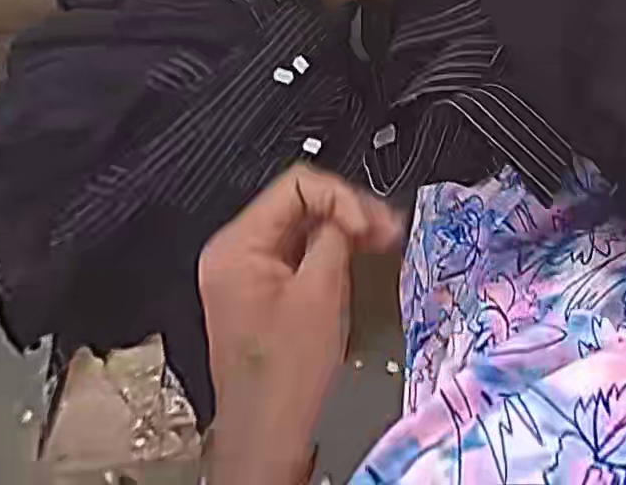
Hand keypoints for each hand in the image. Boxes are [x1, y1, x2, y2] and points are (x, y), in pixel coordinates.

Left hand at [199, 166, 404, 484]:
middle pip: (305, 200)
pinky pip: (309, 245)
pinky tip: (369, 247)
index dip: (341, 197)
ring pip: (311, 220)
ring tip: (387, 235)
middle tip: (388, 226)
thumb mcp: (319, 293)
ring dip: (352, 224)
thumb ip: (335, 236)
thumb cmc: (286, 378)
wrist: (271, 439)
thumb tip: (353, 209)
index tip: (368, 223)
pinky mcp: (271, 284)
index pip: (298, 186)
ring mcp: (253, 269)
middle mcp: (238, 252)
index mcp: (236, 248)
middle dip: (351, 209)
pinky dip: (341, 243)